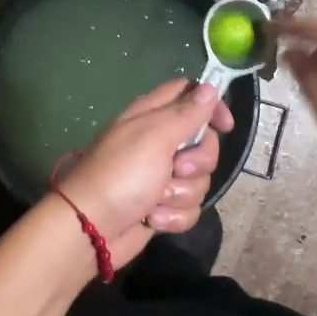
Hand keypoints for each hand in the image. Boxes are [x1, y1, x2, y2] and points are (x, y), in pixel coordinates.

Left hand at [52, 79, 233, 267]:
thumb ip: (185, 113)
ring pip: (198, 180)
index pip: (188, 94)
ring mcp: (159, 176)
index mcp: (150, 116)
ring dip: (180, 193)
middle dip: (197, 161)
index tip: (225, 126)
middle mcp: (157, 142)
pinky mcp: (160, 206)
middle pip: (203, 143)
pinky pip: (187, 207)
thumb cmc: (121, 173)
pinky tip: (152, 219)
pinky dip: (172, 216)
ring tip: (155, 199)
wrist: (91, 227)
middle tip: (176, 168)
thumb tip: (210, 88)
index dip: (210, 106)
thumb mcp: (155, 135)